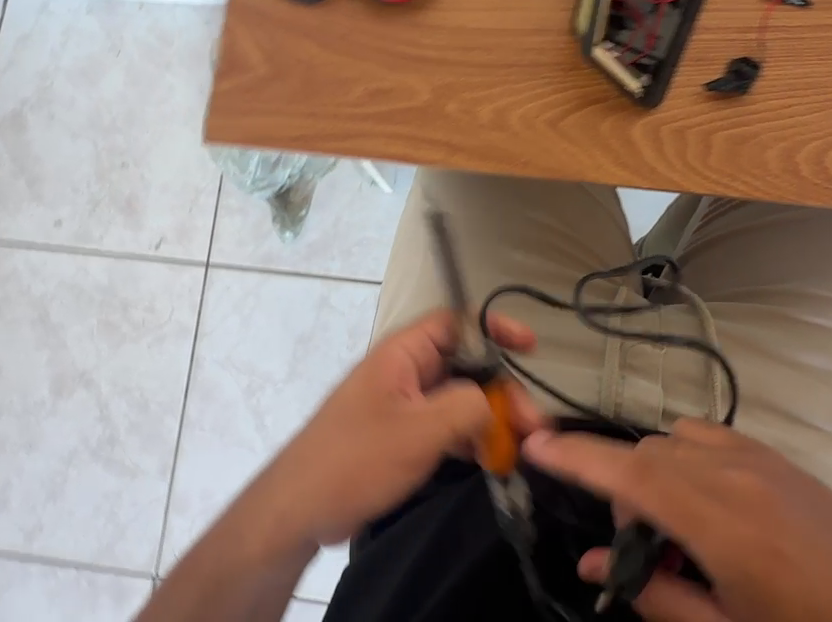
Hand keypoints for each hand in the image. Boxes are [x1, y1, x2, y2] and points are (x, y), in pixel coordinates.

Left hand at [253, 308, 544, 546]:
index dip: (494, 328)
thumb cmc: (355, 459)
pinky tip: (491, 462)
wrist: (300, 509)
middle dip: (500, 390)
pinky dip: (469, 439)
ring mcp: (402, 405)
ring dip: (489, 419)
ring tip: (518, 448)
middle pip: (464, 365)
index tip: (530, 347)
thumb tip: (497, 402)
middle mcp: (404, 371)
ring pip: (458, 399)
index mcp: (402, 353)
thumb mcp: (418, 432)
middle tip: (531, 424)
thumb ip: (466, 408)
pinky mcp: (401, 436)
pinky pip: (445, 426)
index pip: (456, 323)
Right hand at [526, 419, 831, 621]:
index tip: (531, 444)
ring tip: (673, 530)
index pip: (625, 470)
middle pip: (646, 452)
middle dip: (620, 485)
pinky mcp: (783, 459)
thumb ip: (655, 596)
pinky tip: (706, 508)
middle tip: (634, 548)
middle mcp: (733, 471)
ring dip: (655, 470)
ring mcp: (761, 458)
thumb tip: (593, 567)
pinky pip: (712, 439)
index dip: (573, 455)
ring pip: (676, 439)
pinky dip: (688, 459)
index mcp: (716, 518)